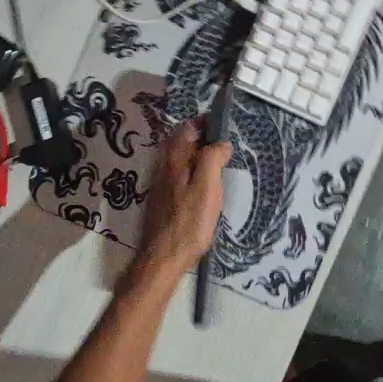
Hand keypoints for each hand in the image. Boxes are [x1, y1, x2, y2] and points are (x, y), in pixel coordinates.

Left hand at [128, 119, 230, 291]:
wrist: (163, 258)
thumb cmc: (188, 224)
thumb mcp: (207, 189)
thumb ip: (213, 160)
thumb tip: (221, 143)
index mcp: (174, 161)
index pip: (187, 129)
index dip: (205, 123)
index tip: (223, 125)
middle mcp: (163, 169)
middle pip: (181, 143)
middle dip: (201, 138)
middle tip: (223, 144)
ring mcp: (160, 186)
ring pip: (178, 161)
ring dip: (196, 156)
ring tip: (217, 163)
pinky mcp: (161, 202)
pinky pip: (177, 177)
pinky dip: (191, 173)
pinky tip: (202, 186)